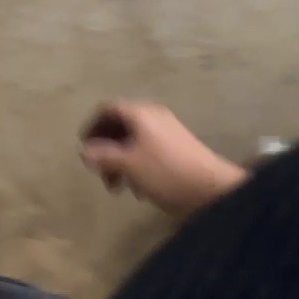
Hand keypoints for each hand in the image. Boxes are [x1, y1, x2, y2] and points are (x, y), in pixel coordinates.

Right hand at [80, 100, 247, 215]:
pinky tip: (142, 187)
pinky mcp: (179, 147)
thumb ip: (104, 156)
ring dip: (122, 159)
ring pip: (135, 139)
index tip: (84, 146)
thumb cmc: (166, 173)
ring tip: (121, 185)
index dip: (92, 126)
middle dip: (107, 148)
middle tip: (101, 172)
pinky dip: (138, 163)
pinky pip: (149, 148)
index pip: (107, 109)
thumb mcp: (129, 165)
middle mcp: (153, 115)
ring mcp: (168, 130)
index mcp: (139, 113)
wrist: (214, 189)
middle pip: (121, 125)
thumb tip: (84, 151)